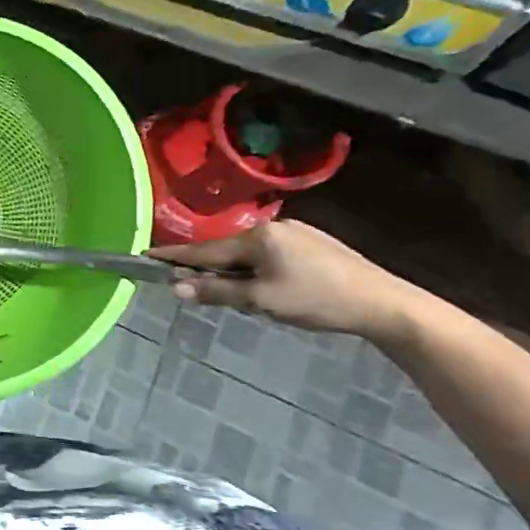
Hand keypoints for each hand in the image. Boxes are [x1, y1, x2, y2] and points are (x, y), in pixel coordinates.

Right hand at [148, 220, 422, 337]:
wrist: (382, 302)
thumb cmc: (316, 301)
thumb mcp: (261, 301)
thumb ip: (217, 292)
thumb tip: (176, 288)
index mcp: (258, 237)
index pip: (205, 250)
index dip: (175, 256)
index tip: (146, 254)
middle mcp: (273, 226)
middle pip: (228, 250)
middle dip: (209, 268)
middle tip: (189, 285)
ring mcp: (296, 232)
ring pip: (250, 253)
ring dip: (235, 271)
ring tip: (236, 294)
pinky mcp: (312, 243)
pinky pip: (269, 253)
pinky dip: (257, 268)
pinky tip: (267, 287)